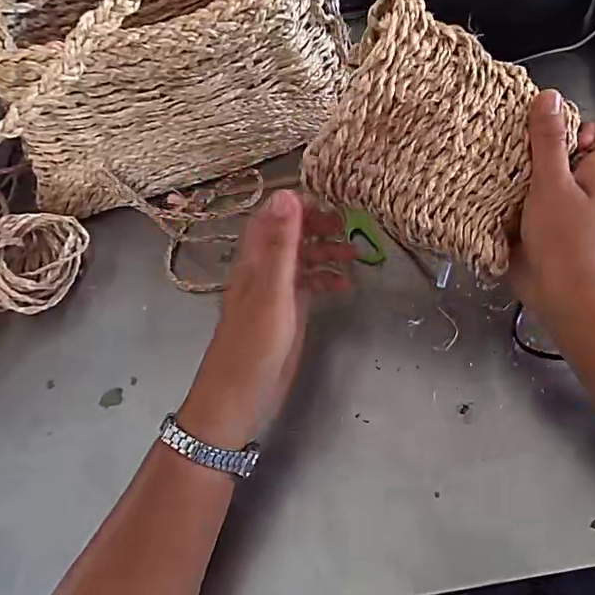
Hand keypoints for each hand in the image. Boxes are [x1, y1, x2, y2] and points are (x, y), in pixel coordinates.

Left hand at [177, 191, 350, 446]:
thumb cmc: (253, 346)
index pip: (272, 216)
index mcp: (255, 260)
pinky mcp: (288, 314)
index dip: (297, 204)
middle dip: (318, 225)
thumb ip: (282, 245)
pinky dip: (327, 280)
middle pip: (290, 235)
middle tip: (348, 227)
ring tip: (355, 254)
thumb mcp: (272, 292)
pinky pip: (309, 286)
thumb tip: (288, 194)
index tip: (329, 200)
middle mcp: (264, 271)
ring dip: (326, 252)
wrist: (238, 400)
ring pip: (302, 259)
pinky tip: (345, 286)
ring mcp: (276, 293)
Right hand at [510, 90, 594, 322]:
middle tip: (506, 137)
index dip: (581, 125)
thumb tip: (549, 95)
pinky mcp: (535, 231)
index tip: (548, 125)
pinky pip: (521, 205)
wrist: (560, 297)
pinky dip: (506, 198)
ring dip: (518, 173)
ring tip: (488, 158)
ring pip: (539, 181)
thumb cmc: (565, 239)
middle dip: (537, 147)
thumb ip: (548, 142)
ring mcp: (558, 212)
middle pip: (564, 157)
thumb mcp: (553, 183)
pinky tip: (483, 189)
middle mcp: (581, 191)